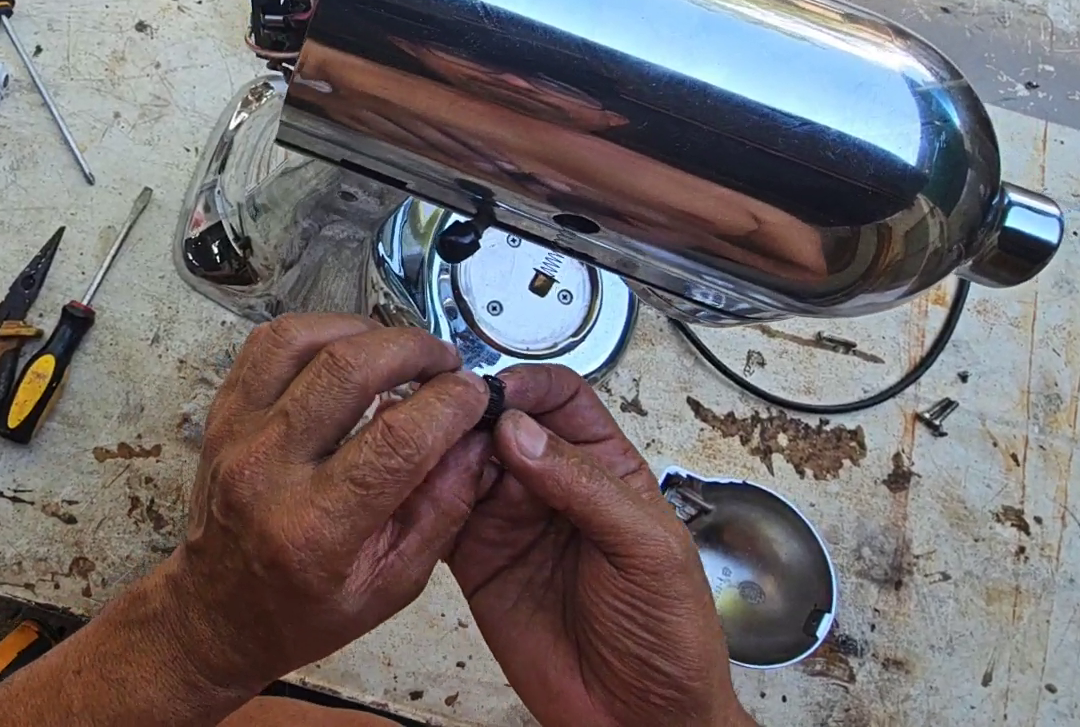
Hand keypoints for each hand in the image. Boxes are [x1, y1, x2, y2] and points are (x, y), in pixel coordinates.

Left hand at [156, 314, 493, 698]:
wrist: (216, 609)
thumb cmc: (304, 608)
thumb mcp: (392, 585)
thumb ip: (442, 509)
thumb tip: (475, 438)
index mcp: (316, 528)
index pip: (396, 440)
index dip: (448, 404)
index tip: (473, 393)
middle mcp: (268, 468)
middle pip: (346, 370)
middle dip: (412, 350)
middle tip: (443, 361)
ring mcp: (237, 430)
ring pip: (301, 339)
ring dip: (363, 331)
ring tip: (396, 351)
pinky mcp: (223, 408)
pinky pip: (268, 342)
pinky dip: (316, 330)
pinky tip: (346, 347)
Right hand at [447, 365, 750, 726]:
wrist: (636, 724)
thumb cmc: (668, 635)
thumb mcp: (647, 550)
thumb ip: (585, 485)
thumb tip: (517, 429)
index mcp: (599, 465)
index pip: (559, 399)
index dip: (528, 386)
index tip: (495, 392)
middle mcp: (547, 480)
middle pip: (499, 422)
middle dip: (470, 415)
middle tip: (443, 419)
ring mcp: (506, 515)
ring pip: (463, 460)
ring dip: (441, 451)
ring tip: (423, 453)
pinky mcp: (473, 553)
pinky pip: (439, 512)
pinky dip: (421, 496)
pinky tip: (411, 491)